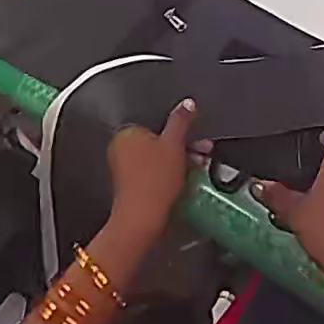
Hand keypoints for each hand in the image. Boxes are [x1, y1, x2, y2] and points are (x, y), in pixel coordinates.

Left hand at [107, 99, 196, 231]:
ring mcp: (125, 167)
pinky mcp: (132, 184)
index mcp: (127, 132)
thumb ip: (181, 120)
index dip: (181, 129)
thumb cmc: (153, 181)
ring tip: (197, 167)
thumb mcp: (174, 144)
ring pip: (158, 156)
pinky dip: (169, 172)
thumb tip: (186, 103)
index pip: (157, 121)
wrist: (142, 219)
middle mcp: (122, 147)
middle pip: (159, 139)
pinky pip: (154, 171)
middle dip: (183, 145)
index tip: (196, 135)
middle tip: (201, 151)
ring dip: (179, 159)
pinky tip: (184, 179)